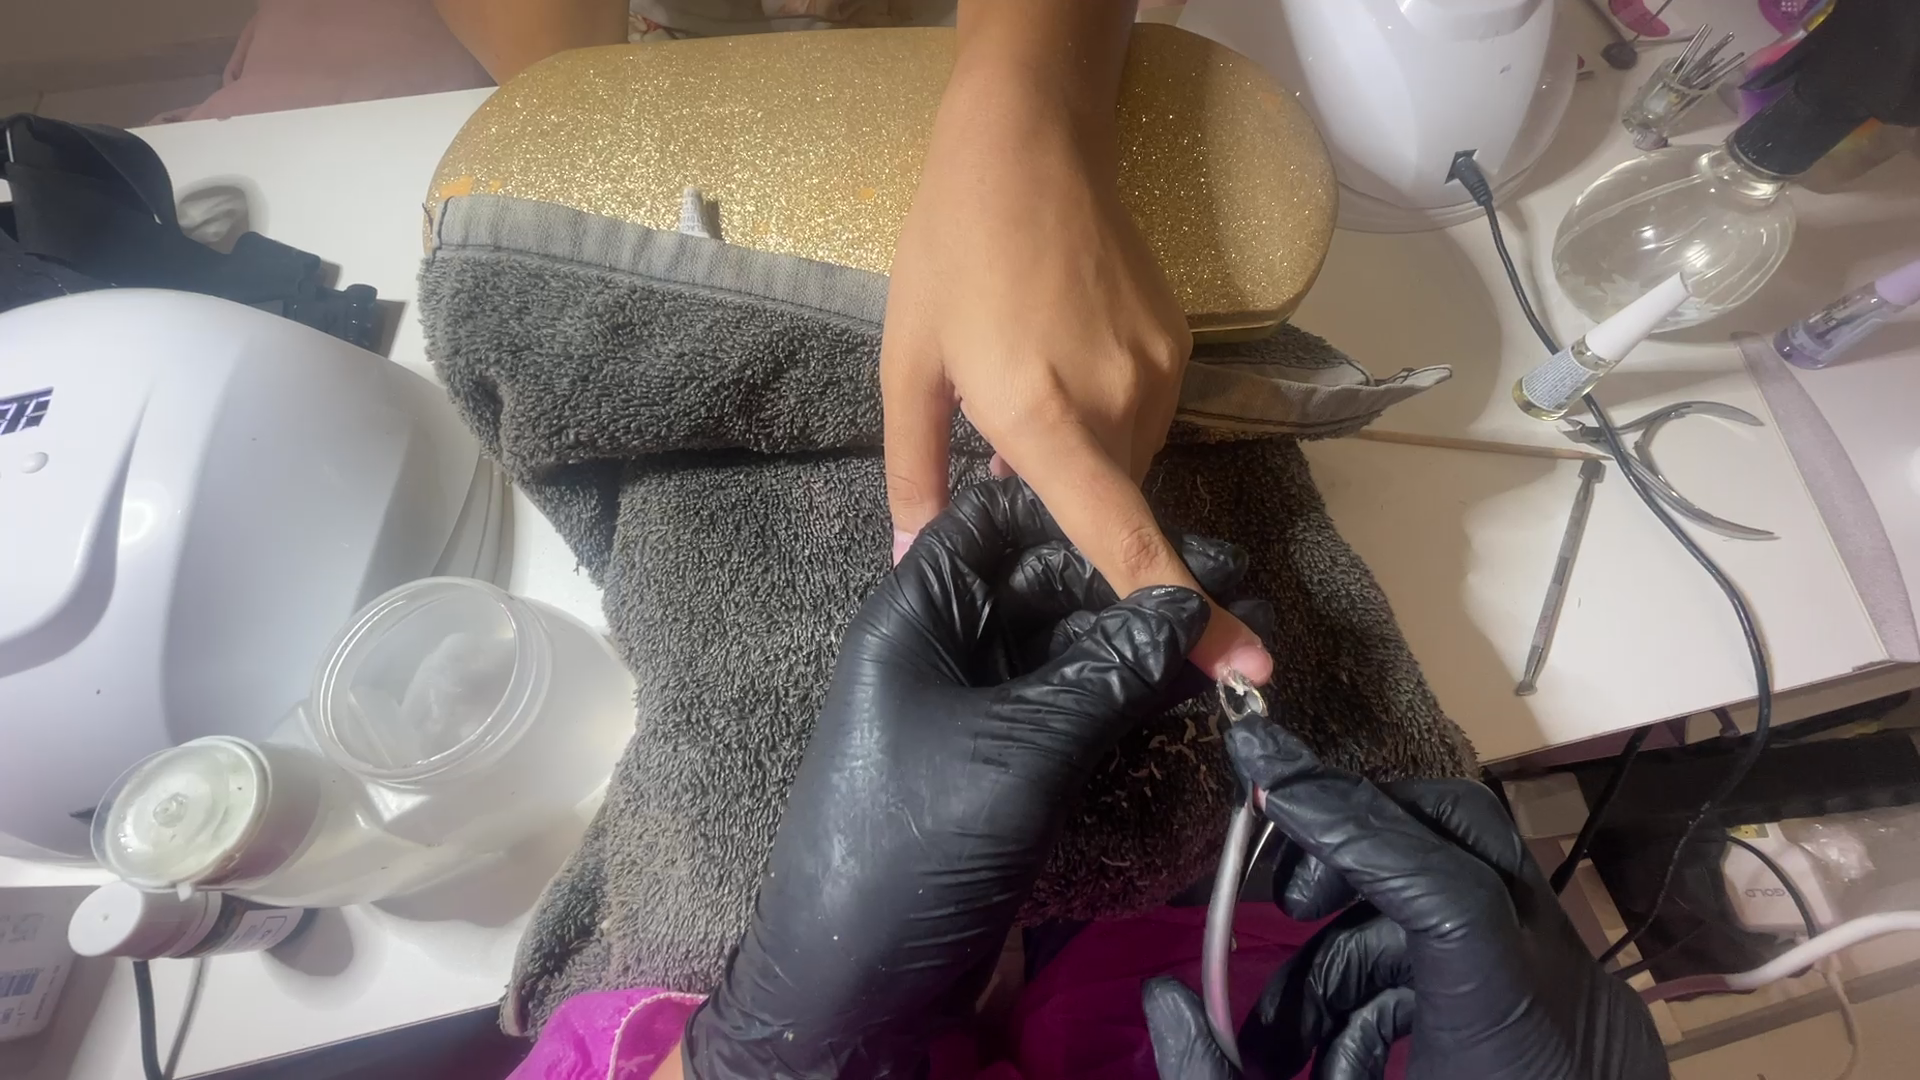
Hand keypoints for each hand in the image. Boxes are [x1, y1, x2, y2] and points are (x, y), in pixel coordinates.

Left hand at [683, 479, 1212, 1078]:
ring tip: (1242, 635)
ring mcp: (985, 692)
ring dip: (1146, 640)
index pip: (996, 520)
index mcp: (922, 608)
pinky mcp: (1013, 743)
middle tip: (1238, 584)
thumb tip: (1190, 605)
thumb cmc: (917, 841)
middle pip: (1049, 581)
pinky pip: (1076, 694)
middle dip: (1134, 584)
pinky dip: (1131, 689)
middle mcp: (953, 635)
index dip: (1071, 508)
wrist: (863, 978)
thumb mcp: (1018, 750)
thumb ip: (1107, 672)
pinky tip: (1195, 683)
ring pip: (1071, 641)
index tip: (1157, 514)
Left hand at [880, 1, 1271, 684]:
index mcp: (1044, 420)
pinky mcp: (1177, 348)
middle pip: (1112, 503)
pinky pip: (1142, 416)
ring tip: (1031, 388)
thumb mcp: (908, 368)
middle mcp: (1120, 407)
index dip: (1182, 615)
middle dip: (1068, 502)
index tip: (1245, 673)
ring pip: (1128, 460)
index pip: (1122, 538)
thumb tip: (913, 556)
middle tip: (1008, 447)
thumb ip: (915, 474)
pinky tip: (1065, 363)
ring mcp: (1160, 375)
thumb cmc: (950, 254)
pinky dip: (1105, 419)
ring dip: (1084, 454)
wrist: (1026, 145)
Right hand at [1143, 719, 1667, 1079]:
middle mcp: (1568, 1012)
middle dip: (1346, 831)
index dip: (1338, 810)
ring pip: (1454, 877)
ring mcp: (1577, 1013)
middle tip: (1268, 886)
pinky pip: (1462, 941)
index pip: (1439, 880)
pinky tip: (1334, 1041)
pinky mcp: (1565, 1026)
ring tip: (1283, 1014)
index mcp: (1519, 1052)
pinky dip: (1384, 961)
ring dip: (1349, 915)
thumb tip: (1163, 995)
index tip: (1249, 758)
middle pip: (1464, 837)